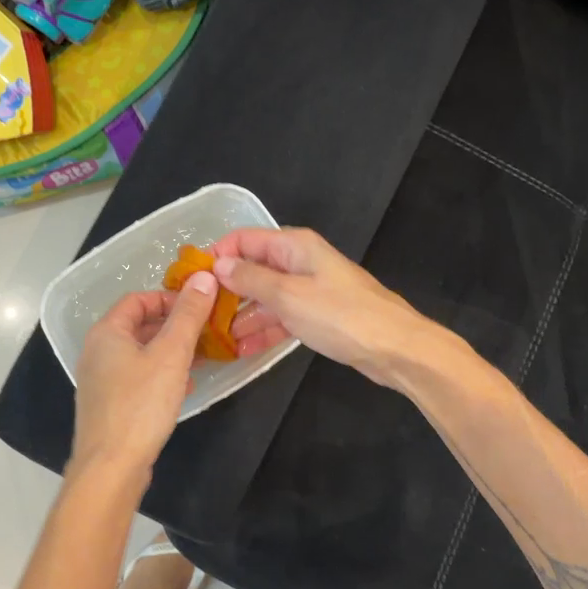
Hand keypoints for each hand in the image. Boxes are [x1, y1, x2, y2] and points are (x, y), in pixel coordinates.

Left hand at [70, 271, 217, 479]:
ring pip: (140, 353)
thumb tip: (203, 277)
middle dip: (173, 326)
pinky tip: (184, 387)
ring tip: (201, 358)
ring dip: (170, 351)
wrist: (111, 466)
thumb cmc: (140, 404)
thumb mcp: (171, 354)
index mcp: (106, 332)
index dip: (169, 298)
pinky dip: (160, 375)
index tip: (199, 308)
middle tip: (206, 332)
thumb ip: (188, 315)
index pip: (138, 299)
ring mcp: (101, 379)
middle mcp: (97, 351)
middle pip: (138, 325)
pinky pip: (138, 377)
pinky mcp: (109, 404)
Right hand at [211, 227, 430, 386]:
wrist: (395, 348)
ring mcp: (309, 289)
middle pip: (253, 269)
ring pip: (265, 297)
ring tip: (215, 338)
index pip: (244, 239)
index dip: (217, 255)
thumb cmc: (341, 315)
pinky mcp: (317, 315)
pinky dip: (263, 329)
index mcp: (294, 245)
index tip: (192, 280)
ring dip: (242, 315)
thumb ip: (250, 279)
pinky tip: (241, 349)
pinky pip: (281, 317)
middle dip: (226, 290)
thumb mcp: (288, 296)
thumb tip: (217, 265)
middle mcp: (300, 261)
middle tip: (199, 315)